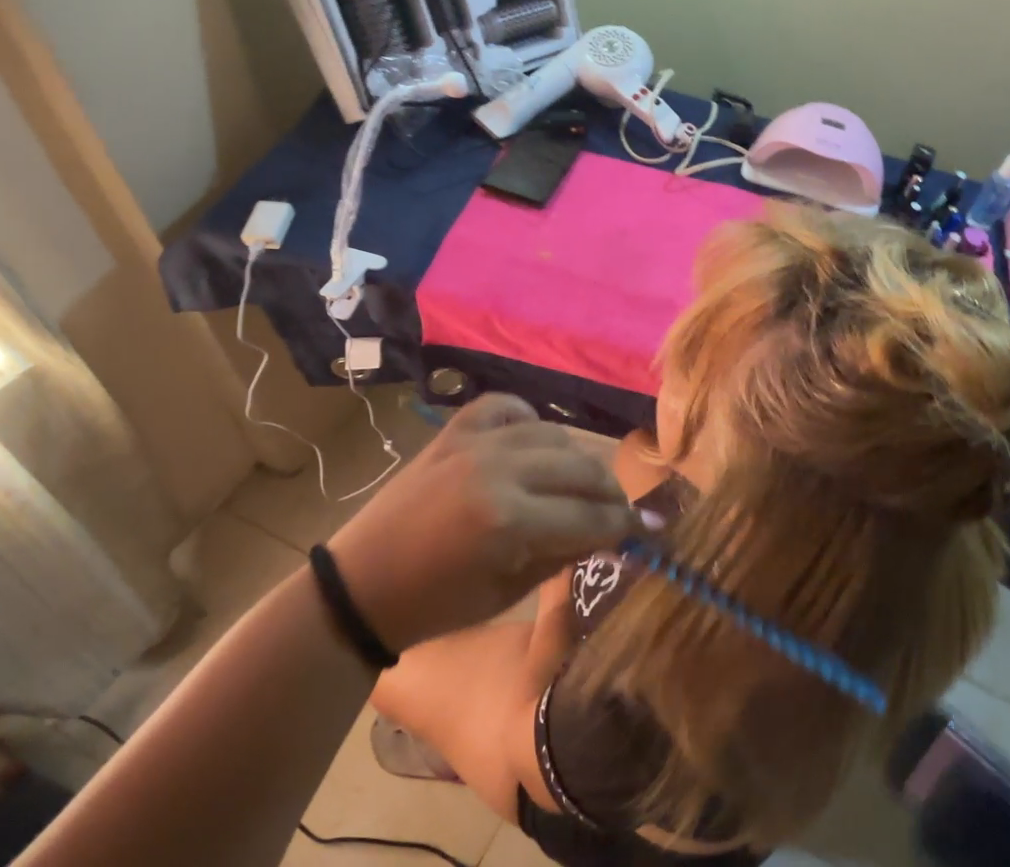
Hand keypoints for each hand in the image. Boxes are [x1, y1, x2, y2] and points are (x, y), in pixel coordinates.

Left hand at [324, 394, 634, 647]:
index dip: (625, 526)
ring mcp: (474, 444)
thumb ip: (564, 553)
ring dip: (575, 460)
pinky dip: (527, 419)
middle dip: (609, 493)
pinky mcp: (452, 432)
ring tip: (579, 483)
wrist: (362, 585)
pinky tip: (534, 442)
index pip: (591, 516)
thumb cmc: (438, 604)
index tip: (646, 531)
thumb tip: (610, 531)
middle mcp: (498, 471)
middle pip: (581, 469)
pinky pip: (505, 405)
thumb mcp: (510, 591)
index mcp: (510, 521)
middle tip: (617, 512)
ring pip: (553, 435)